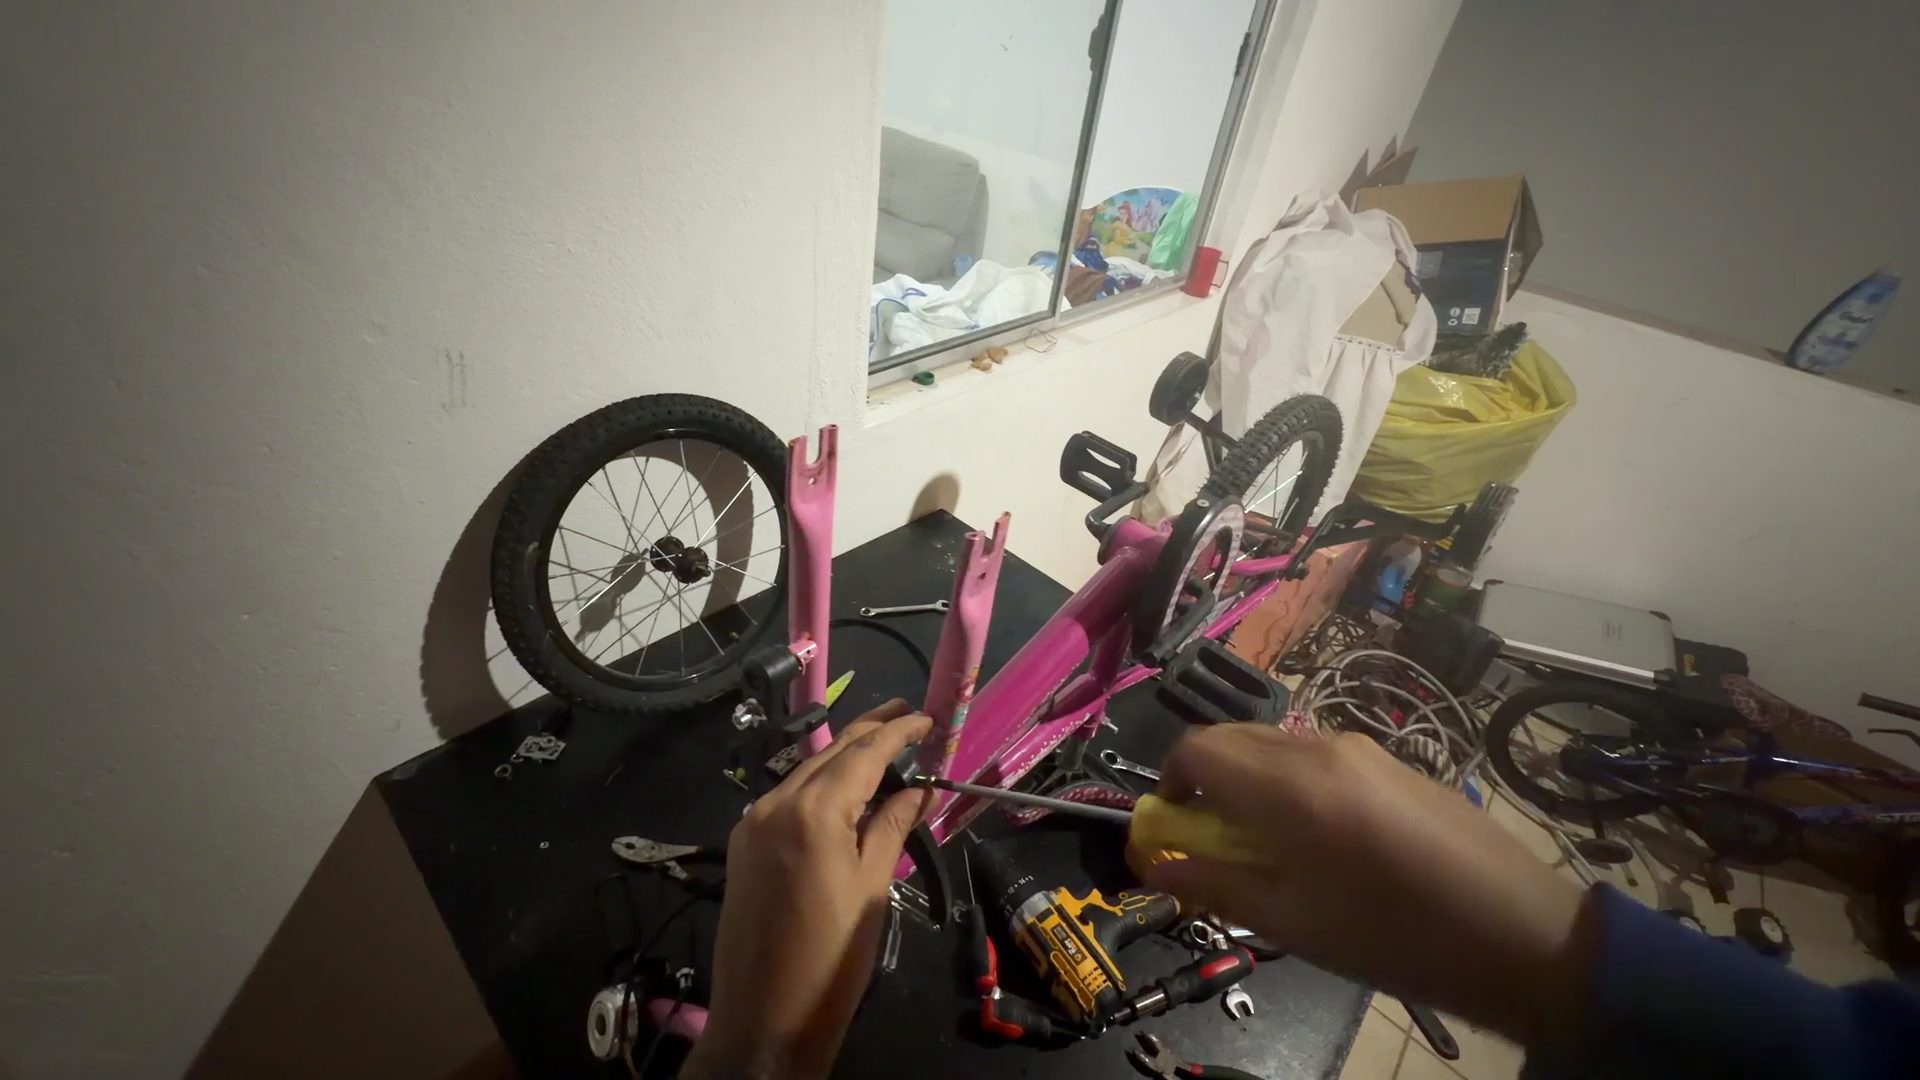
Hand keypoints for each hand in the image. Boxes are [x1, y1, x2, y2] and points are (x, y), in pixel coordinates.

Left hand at [681, 700, 932, 1079]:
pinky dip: (821, 783)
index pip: (864, 753)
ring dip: (845, 755)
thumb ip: (893, 825)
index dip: (898, 731)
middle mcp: (777, 802)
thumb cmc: (832, 956)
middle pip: (831, 751)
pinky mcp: (744, 840)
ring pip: (807, 770)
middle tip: (906, 712)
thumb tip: (919, 789)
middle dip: (871, 729)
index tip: (926, 717)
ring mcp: (754, 820)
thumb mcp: (873, 886)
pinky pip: (788, 795)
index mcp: (814, 811)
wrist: (763, 1019)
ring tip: (883, 742)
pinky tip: (844, 785)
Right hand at [1135, 726, 1600, 1048]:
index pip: (1194, 749)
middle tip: (1215, 834)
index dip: (1169, 781)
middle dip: (1203, 777)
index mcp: (1285, 788)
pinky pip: (1310, 749)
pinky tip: (1322, 828)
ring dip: (1245, 775)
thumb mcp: (1292, 923)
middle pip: (1227, 736)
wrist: (1527, 935)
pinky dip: (1285, 774)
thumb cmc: (1395, 936)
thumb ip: (1214, 885)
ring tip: (1270, 836)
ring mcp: (1354, 745)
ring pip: (1268, 740)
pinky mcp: (1386, 754)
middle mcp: (1313, 747)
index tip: (1177, 824)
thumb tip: (1156, 865)